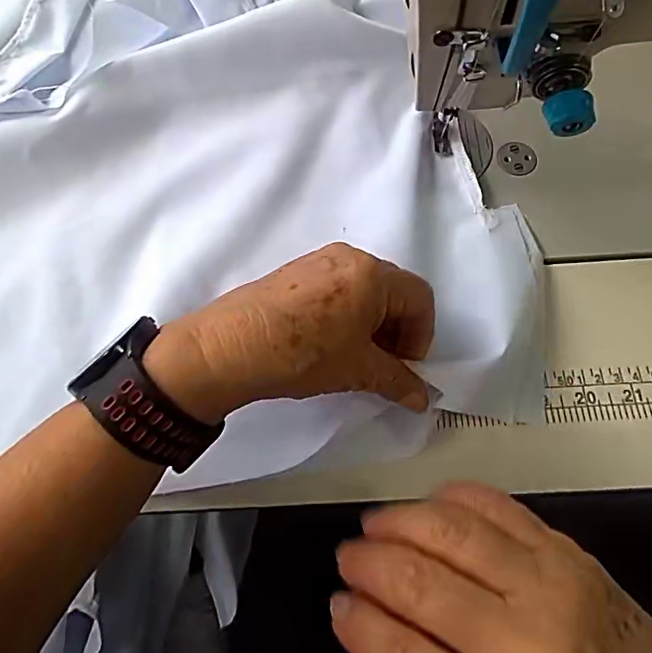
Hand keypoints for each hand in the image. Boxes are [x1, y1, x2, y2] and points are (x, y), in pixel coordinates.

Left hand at [142, 243, 435, 422]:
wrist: (230, 348)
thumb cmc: (302, 353)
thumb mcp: (357, 370)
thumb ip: (397, 380)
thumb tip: (419, 395)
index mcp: (372, 272)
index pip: (419, 298)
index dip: (421, 336)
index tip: (406, 366)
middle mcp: (346, 257)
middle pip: (392, 290)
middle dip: (396, 329)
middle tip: (383, 365)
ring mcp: (316, 261)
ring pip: (362, 289)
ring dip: (369, 323)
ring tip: (352, 358)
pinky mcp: (292, 273)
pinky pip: (334, 288)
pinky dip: (343, 314)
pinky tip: (325, 344)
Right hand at [331, 482, 651, 652]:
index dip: (356, 624)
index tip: (337, 607)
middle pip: (416, 585)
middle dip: (365, 565)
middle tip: (347, 560)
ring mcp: (553, 593)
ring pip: (448, 533)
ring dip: (396, 522)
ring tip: (372, 527)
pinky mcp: (570, 557)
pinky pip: (494, 507)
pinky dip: (449, 498)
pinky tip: (425, 508)